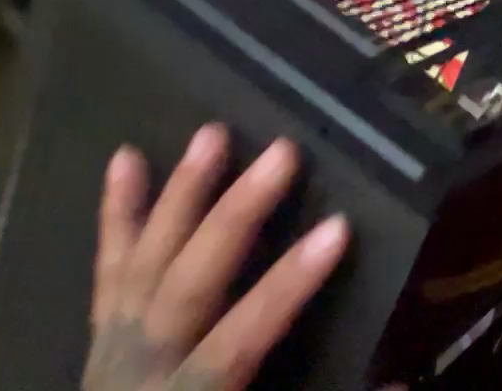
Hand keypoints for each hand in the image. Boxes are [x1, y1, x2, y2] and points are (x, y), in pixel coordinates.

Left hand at [85, 124, 350, 390]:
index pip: (237, 342)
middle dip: (236, 216)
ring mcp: (110, 348)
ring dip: (181, 196)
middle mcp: (139, 371)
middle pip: (185, 288)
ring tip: (212, 134)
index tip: (340, 228)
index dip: (286, 287)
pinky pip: (107, 269)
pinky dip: (116, 213)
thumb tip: (398, 383)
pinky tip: (126, 158)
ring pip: (144, 265)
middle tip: (285, 152)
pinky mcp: (103, 330)